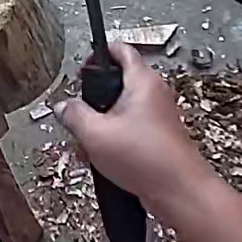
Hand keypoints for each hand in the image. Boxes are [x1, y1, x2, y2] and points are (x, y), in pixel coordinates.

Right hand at [55, 43, 216, 213]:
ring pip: (121, 110)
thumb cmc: (147, 158)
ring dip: (102, 125)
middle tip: (81, 115)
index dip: (99, 54)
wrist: (178, 190)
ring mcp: (158, 115)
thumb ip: (74, 115)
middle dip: (95, 101)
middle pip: (118, 83)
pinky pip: (130, 129)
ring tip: (90, 144)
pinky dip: (114, 139)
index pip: (121, 50)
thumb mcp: (95, 134)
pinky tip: (102, 159)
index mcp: (143, 81)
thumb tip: (63, 106)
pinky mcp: (158, 136)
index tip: (83, 68)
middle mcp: (154, 93)